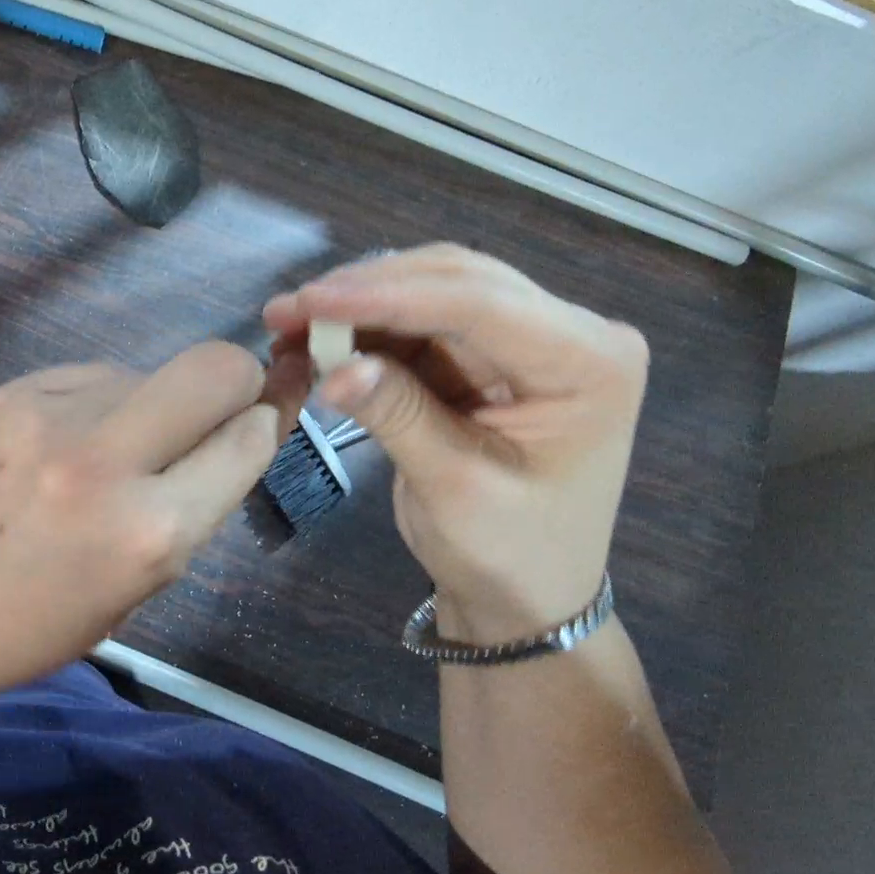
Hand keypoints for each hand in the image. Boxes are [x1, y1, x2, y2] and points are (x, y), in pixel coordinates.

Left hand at [0, 342, 282, 701]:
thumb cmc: (45, 620)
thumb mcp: (145, 584)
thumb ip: (198, 504)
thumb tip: (245, 423)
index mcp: (151, 532)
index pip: (249, 437)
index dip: (263, 424)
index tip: (258, 420)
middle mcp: (104, 462)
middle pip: (213, 368)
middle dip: (233, 384)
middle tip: (209, 415)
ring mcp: (49, 418)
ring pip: (146, 373)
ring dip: (151, 405)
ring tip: (108, 452)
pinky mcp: (10, 394)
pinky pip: (90, 377)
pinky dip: (98, 403)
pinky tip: (64, 443)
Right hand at [263, 245, 648, 641]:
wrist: (527, 593)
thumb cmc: (508, 551)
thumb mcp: (452, 487)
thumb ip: (398, 417)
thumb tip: (333, 367)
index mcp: (589, 363)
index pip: (481, 306)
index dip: (389, 297)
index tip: (310, 300)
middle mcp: (567, 333)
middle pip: (457, 281)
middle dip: (366, 290)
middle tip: (286, 309)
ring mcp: (526, 341)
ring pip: (432, 293)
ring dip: (358, 304)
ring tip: (290, 323)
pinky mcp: (486, 357)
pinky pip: (417, 325)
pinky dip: (365, 329)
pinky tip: (318, 339)